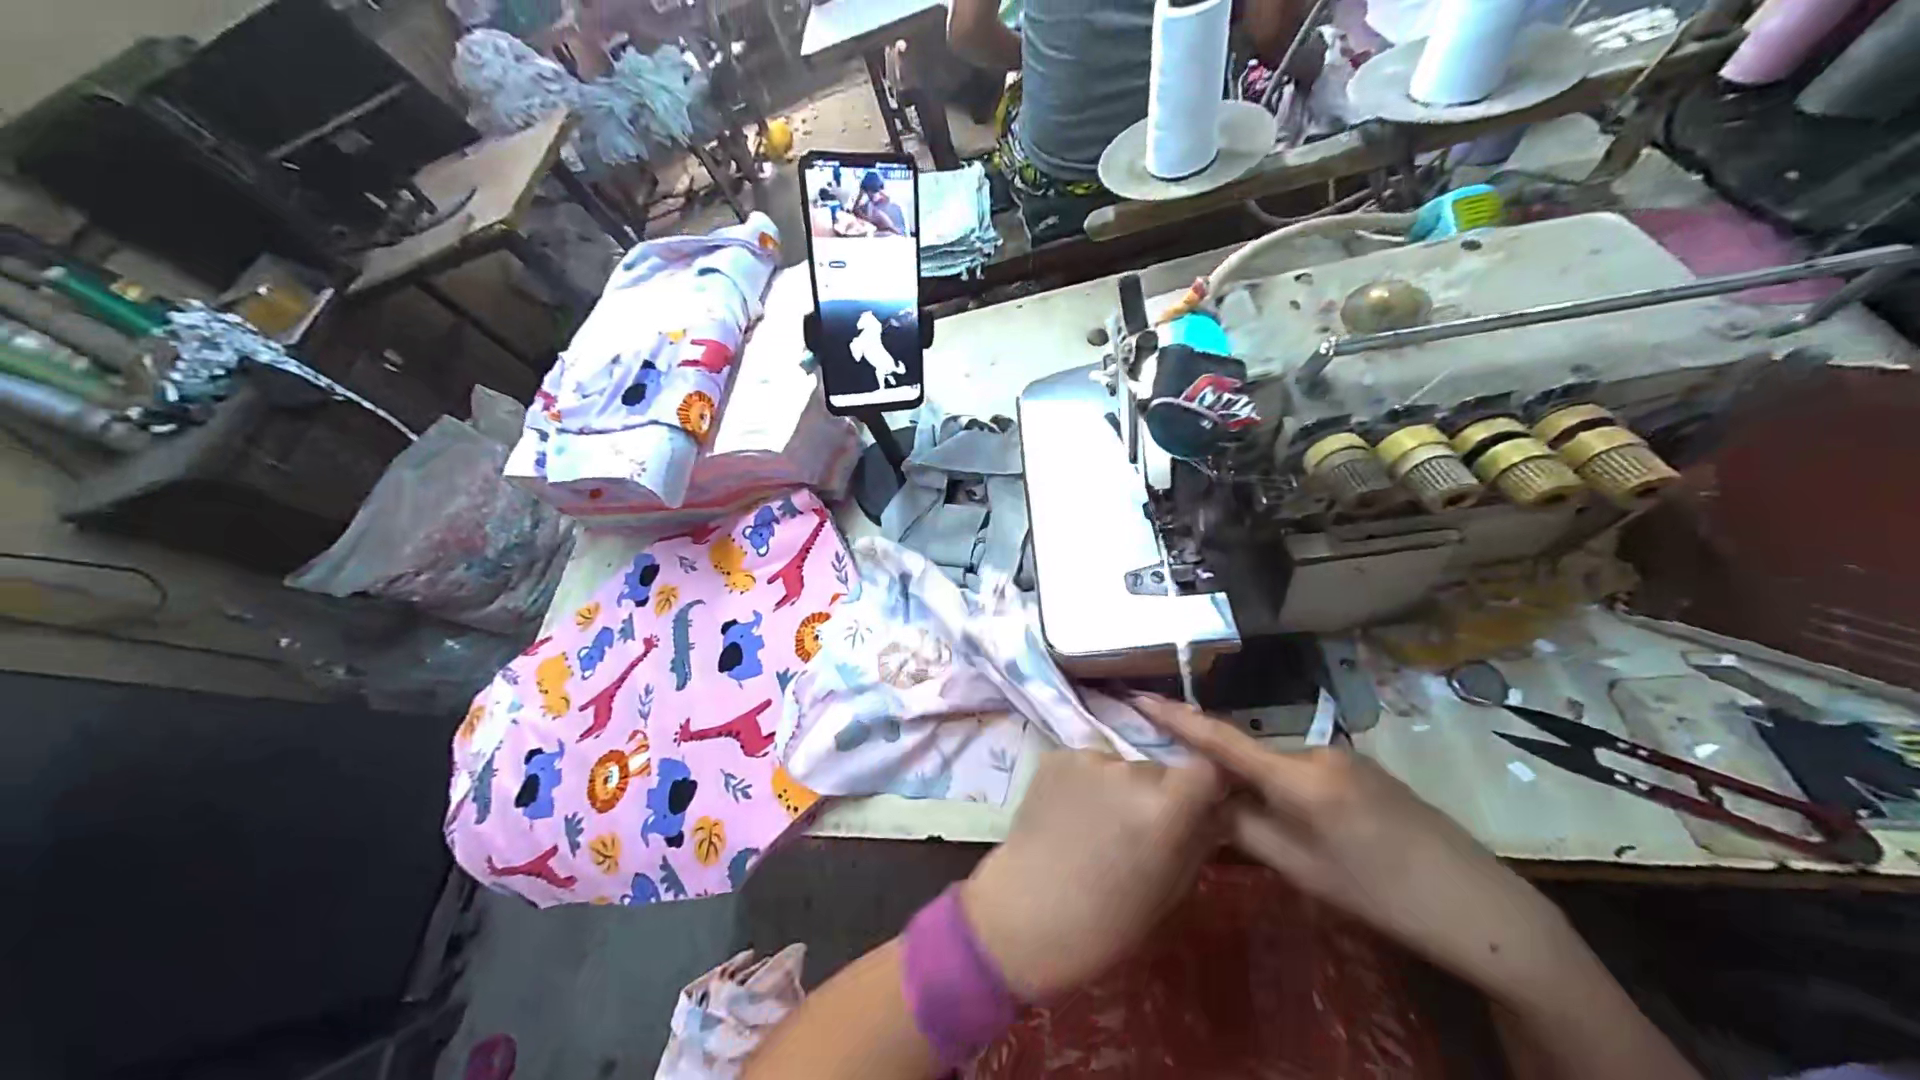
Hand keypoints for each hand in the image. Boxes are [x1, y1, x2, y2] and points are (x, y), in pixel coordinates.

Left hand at [960, 750, 1222, 999]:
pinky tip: (1069, 815)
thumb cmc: (1107, 920)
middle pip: (1160, 770)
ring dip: (1119, 788)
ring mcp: (1087, 758)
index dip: (1207, 784)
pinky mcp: (1054, 756)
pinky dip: (1085, 784)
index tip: (1201, 804)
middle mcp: (1128, 769)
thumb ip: (1198, 839)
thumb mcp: (1170, 887)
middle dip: (1158, 794)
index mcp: (1165, 806)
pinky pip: (1086, 765)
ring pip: (1121, 767)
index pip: (1207, 769)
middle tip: (1139, 829)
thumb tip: (1215, 812)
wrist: (1026, 914)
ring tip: (1096, 826)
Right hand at [1132, 695, 1584, 1005]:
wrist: (1486, 911)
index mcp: (1299, 777)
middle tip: (1198, 803)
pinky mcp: (1364, 770)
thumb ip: (1243, 827)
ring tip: (1259, 828)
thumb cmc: (1383, 897)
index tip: (1140, 696)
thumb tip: (1203, 799)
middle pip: (1249, 755)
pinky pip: (1306, 773)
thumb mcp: (1301, 870)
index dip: (1177, 718)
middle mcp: (1318, 751)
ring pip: (1279, 767)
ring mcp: (1345, 757)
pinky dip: (1287, 791)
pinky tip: (1303, 827)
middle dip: (1220, 773)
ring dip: (1257, 787)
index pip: (1221, 739)